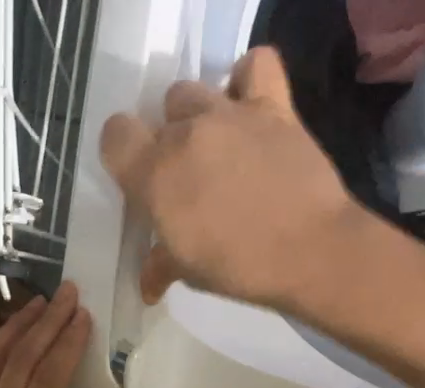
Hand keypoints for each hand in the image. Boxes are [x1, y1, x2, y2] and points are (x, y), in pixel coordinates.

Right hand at [99, 46, 361, 307]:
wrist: (308, 250)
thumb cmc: (238, 267)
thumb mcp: (189, 271)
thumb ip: (160, 265)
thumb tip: (148, 286)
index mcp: (155, 174)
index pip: (115, 136)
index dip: (124, 154)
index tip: (141, 178)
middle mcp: (186, 133)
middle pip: (160, 117)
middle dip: (169, 143)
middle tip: (190, 177)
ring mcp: (230, 114)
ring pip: (194, 91)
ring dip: (199, 113)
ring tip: (218, 145)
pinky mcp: (273, 106)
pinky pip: (255, 65)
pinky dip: (249, 77)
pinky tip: (250, 104)